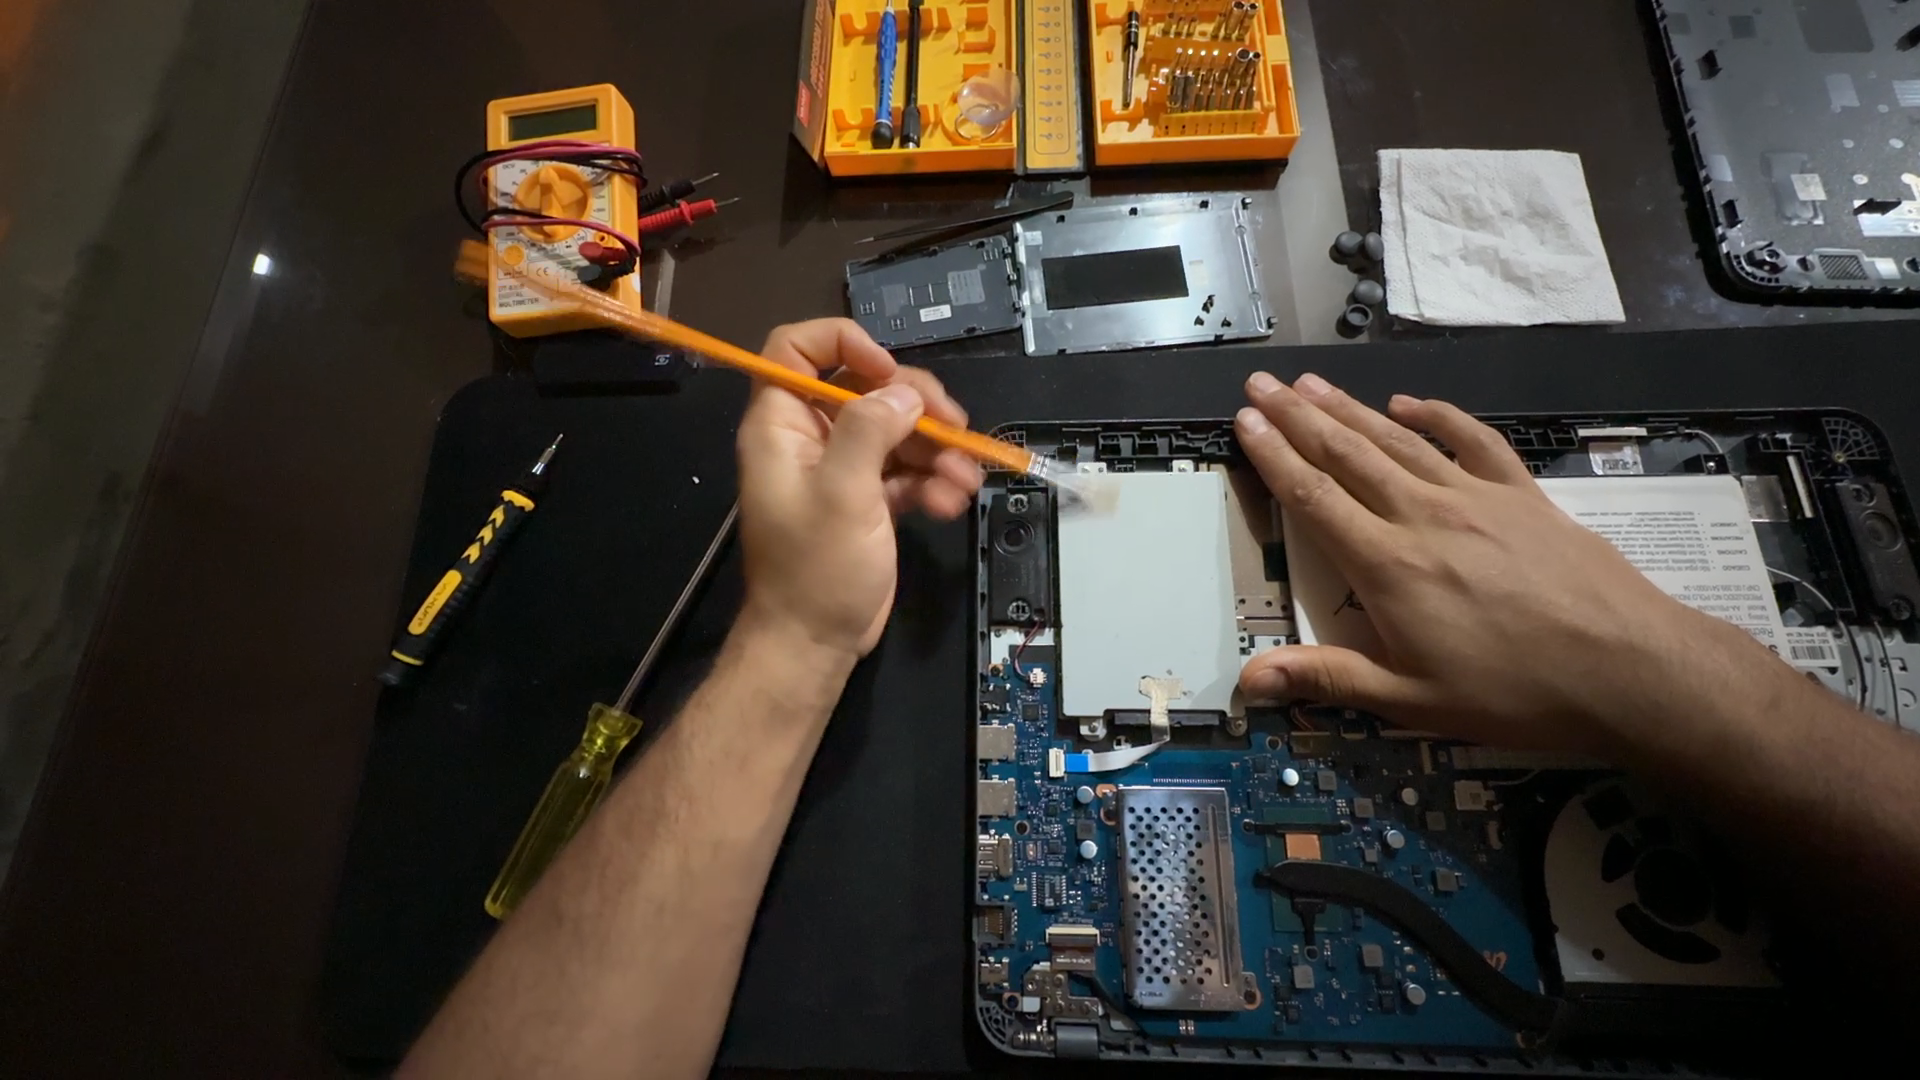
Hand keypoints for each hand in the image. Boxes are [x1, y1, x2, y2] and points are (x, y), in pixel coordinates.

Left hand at [734, 318, 983, 661]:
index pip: (798, 349)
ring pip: (896, 431)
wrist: (815, 642)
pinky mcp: (870, 499)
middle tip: (955, 427)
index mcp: (783, 425)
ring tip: (966, 478)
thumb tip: (904, 393)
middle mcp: (811, 438)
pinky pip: (906, 471)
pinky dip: (932, 481)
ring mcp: (844, 469)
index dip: (844, 344)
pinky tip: (951, 502)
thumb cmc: (815, 569)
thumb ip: (869, 432)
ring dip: (937, 450)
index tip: (889, 372)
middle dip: (915, 405)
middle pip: (866, 389)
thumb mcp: (841, 495)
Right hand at [1233, 372, 1782, 755]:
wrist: (1636, 673)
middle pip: (1346, 454)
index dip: (1273, 456)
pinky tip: (1409, 402)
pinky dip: (1439, 417)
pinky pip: (1475, 442)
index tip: (1245, 422)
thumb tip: (1248, 679)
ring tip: (1310, 382)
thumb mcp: (1409, 700)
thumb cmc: (1514, 692)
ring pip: (1397, 440)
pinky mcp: (1523, 496)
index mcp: (1387, 565)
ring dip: (1348, 408)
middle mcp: (1422, 517)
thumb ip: (1325, 677)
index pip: (1314, 497)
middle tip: (1260, 384)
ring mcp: (1475, 499)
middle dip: (1295, 416)